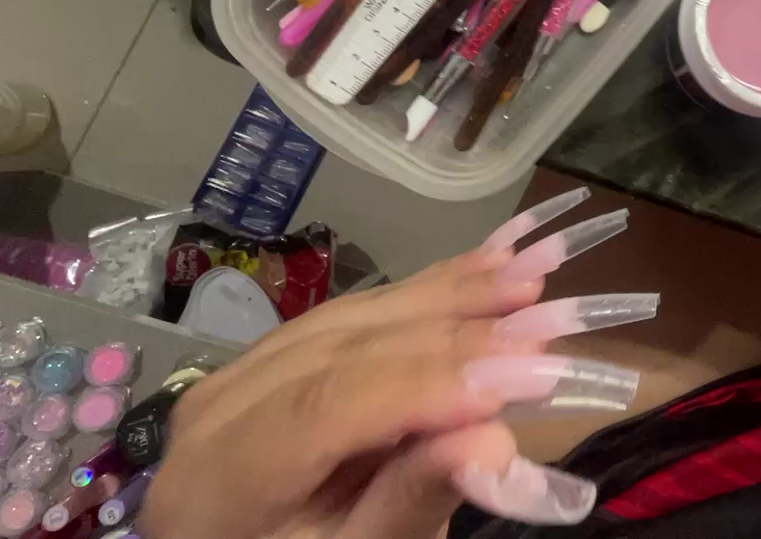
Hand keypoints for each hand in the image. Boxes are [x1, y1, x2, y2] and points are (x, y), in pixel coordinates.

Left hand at [142, 242, 634, 538]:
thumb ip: (413, 500)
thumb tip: (496, 444)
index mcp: (215, 479)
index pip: (326, 407)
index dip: (426, 384)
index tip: (520, 374)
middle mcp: (223, 401)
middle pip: (351, 348)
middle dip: (457, 334)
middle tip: (545, 322)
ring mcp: (255, 360)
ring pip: (368, 312)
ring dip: (458, 292)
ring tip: (532, 278)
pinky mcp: (294, 340)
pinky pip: (372, 302)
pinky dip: (439, 283)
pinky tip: (493, 260)